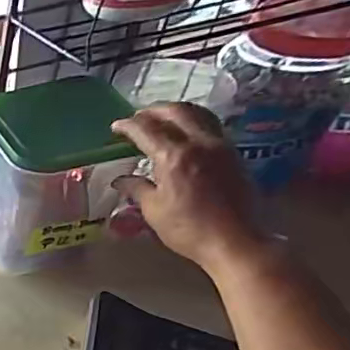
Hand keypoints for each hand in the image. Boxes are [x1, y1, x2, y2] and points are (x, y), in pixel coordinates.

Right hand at [110, 103, 266, 273]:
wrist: (233, 239)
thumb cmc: (187, 228)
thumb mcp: (153, 210)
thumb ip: (137, 188)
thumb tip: (120, 180)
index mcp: (175, 157)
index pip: (147, 130)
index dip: (128, 126)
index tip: (115, 127)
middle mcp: (200, 143)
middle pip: (177, 112)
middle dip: (153, 111)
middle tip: (137, 118)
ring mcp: (221, 146)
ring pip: (198, 114)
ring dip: (176, 112)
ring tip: (160, 120)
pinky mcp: (232, 154)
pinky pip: (210, 126)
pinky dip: (192, 122)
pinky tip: (183, 133)